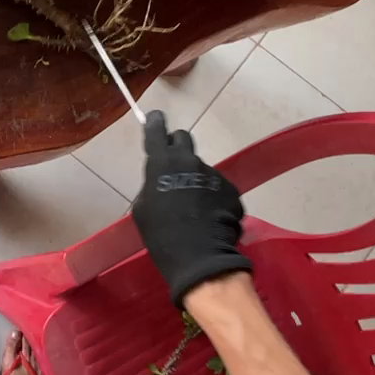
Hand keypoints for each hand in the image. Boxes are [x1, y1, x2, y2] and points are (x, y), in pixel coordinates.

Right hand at [131, 110, 251, 305]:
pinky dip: (212, 197)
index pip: (156, 131)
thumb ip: (151, 185)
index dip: (155, 123)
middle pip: (183, 139)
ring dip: (195, 179)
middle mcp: (189, 161)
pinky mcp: (231, 189)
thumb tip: (161, 182)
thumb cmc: (160, 233)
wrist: (198, 255)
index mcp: (162, 163)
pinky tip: (209, 218)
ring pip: (201, 168)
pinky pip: (218, 187)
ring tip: (193, 208)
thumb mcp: (143, 208)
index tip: (155, 119)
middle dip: (177, 148)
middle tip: (173, 167)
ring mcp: (213, 173)